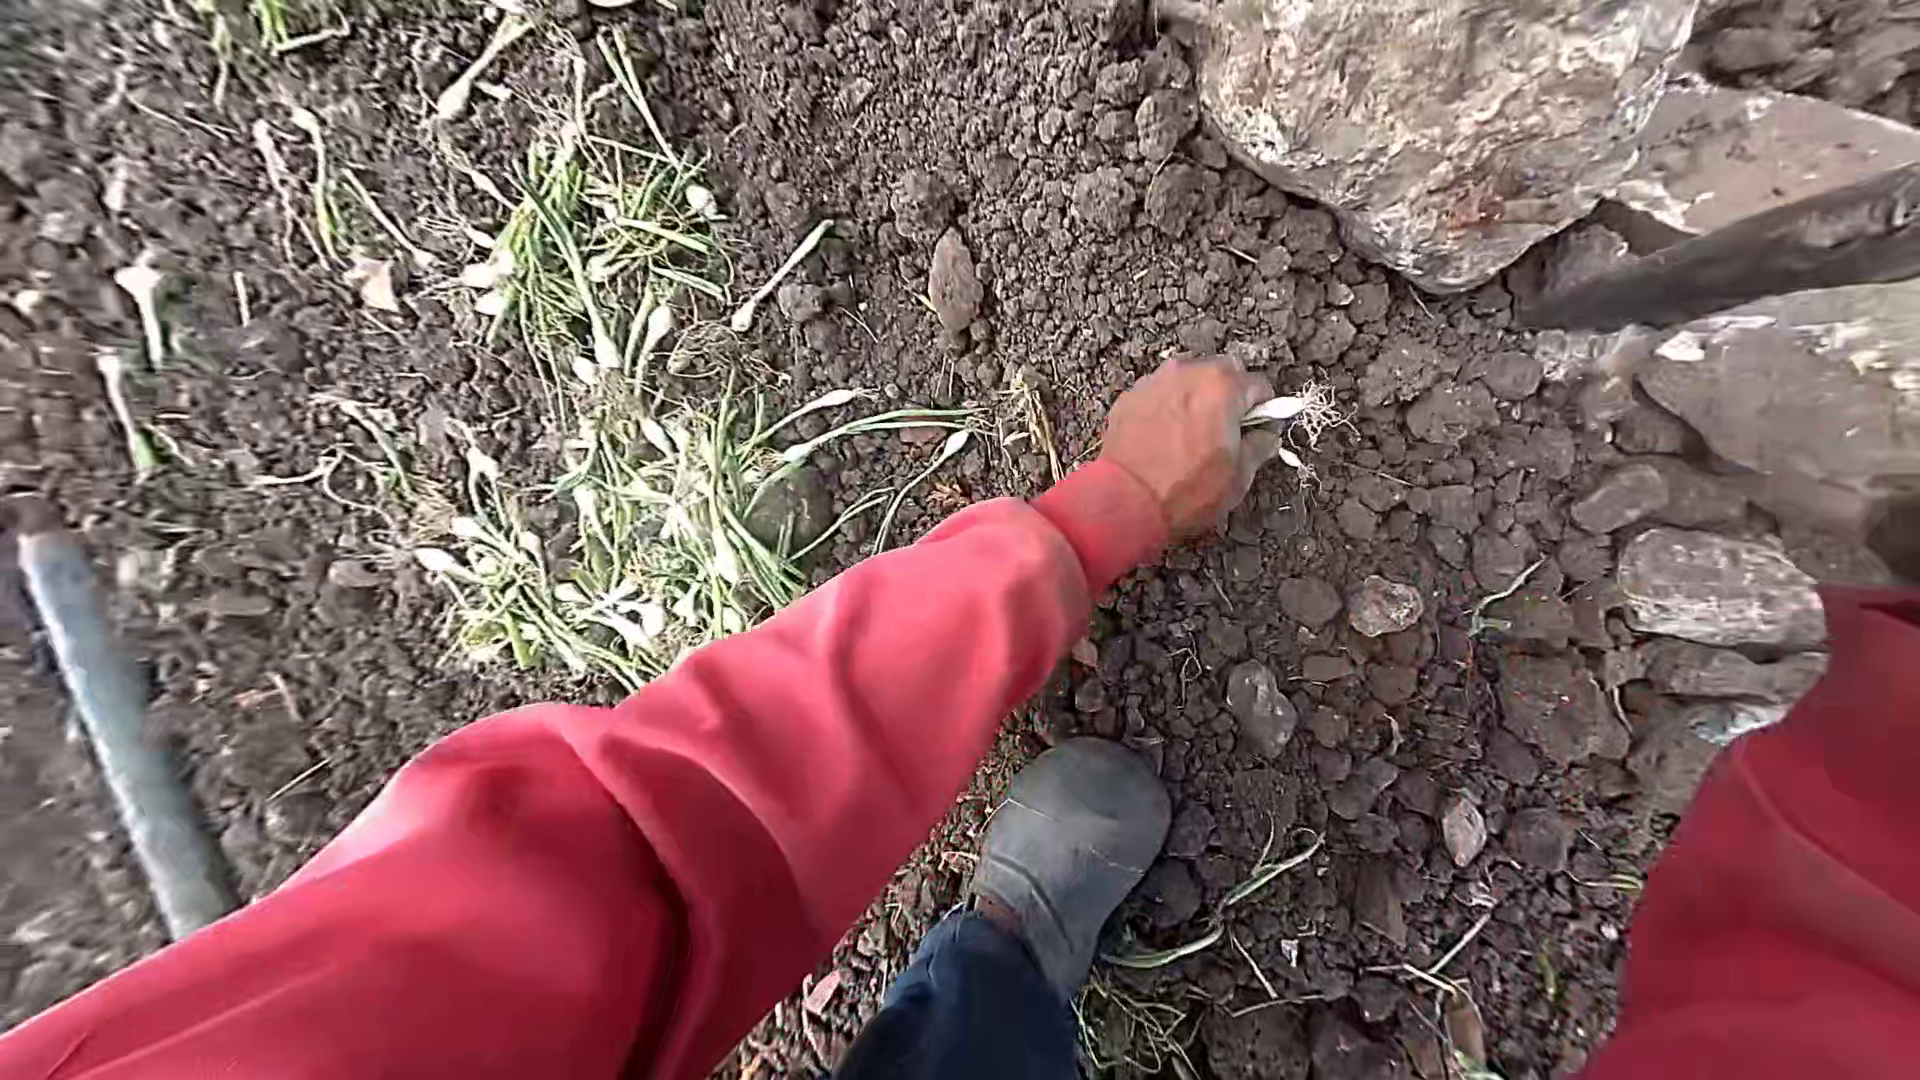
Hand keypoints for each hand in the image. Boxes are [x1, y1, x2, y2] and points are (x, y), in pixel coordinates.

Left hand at [1099, 354, 1277, 537]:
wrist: (1125, 502)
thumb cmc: (1184, 490)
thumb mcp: (1238, 476)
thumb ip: (1259, 446)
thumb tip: (1264, 437)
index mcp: (1222, 385)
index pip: (1259, 386)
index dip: (1263, 411)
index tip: (1257, 431)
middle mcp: (1186, 373)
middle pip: (1220, 375)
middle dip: (1226, 399)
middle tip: (1222, 434)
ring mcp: (1152, 383)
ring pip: (1185, 382)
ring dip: (1193, 401)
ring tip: (1188, 438)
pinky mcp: (1128, 399)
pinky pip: (1156, 396)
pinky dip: (1164, 409)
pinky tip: (1161, 438)